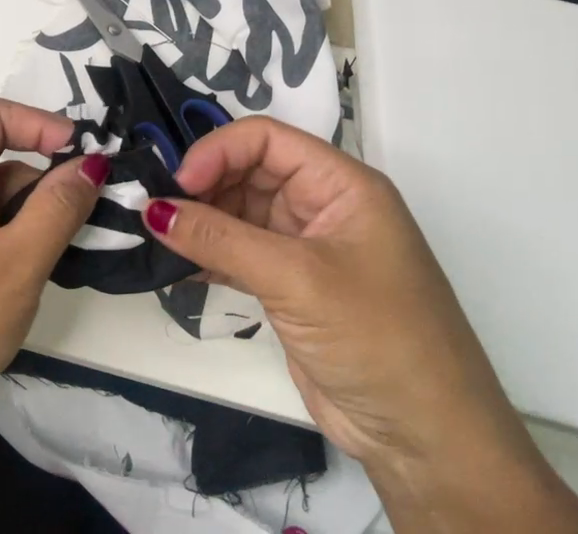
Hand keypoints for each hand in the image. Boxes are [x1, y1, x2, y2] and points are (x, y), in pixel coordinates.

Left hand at [0, 99, 104, 435]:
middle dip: (45, 177)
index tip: (91, 156)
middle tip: (94, 212)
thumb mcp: (15, 267)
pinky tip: (38, 264)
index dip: (44, 125)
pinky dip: (14, 232)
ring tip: (70, 248)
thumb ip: (58, 208)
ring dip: (33, 210)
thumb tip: (92, 163)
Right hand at [141, 117, 535, 472]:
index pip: (267, 139)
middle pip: (248, 171)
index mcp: (342, 186)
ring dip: (198, 223)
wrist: (427, 438)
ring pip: (238, 214)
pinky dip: (206, 256)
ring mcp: (306, 250)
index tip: (177, 186)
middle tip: (155, 214)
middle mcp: (323, 208)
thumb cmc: (377, 338)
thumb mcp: (296, 279)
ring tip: (156, 239)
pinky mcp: (290, 288)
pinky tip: (173, 266)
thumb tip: (150, 209)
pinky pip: (237, 254)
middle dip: (201, 186)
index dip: (218, 151)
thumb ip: (220, 240)